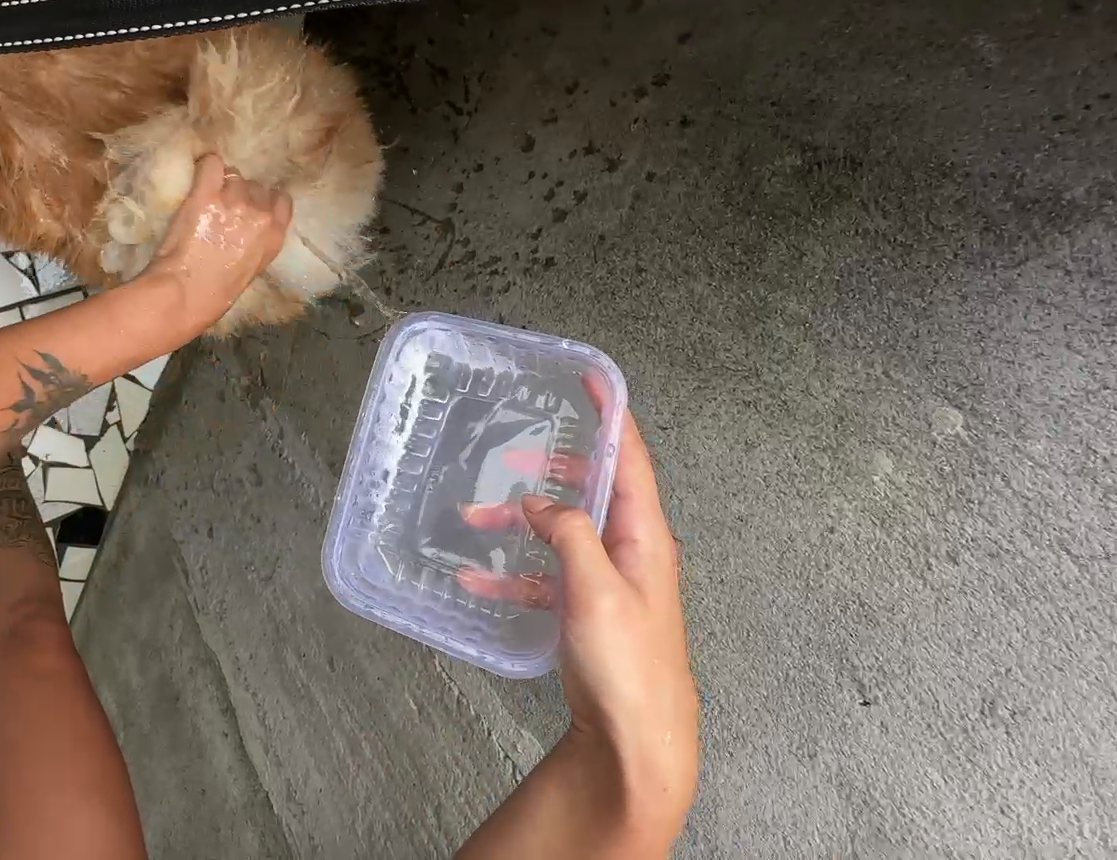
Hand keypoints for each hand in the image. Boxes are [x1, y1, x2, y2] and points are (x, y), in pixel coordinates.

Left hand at [139, 154, 292, 329]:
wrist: (185, 293)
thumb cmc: (215, 293)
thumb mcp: (252, 269)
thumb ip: (257, 241)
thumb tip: (247, 226)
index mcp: (275, 235)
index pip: (281, 199)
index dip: (264, 200)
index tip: (250, 207)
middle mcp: (259, 213)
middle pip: (255, 185)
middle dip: (240, 194)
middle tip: (221, 209)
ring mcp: (233, 201)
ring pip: (232, 175)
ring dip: (220, 184)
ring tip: (205, 202)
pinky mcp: (206, 193)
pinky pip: (210, 164)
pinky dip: (204, 168)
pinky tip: (197, 179)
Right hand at [457, 396, 697, 858]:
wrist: (636, 738)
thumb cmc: (628, 663)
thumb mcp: (597, 589)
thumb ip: (568, 533)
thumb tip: (538, 502)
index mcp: (644, 535)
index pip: (630, 457)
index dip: (611, 414)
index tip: (589, 378)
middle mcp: (628, 548)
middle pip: (590, 488)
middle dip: (551, 467)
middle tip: (510, 453)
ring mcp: (605, 577)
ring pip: (557, 530)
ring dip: (517, 522)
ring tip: (472, 518)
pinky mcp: (584, 606)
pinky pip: (543, 576)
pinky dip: (511, 573)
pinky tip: (475, 581)